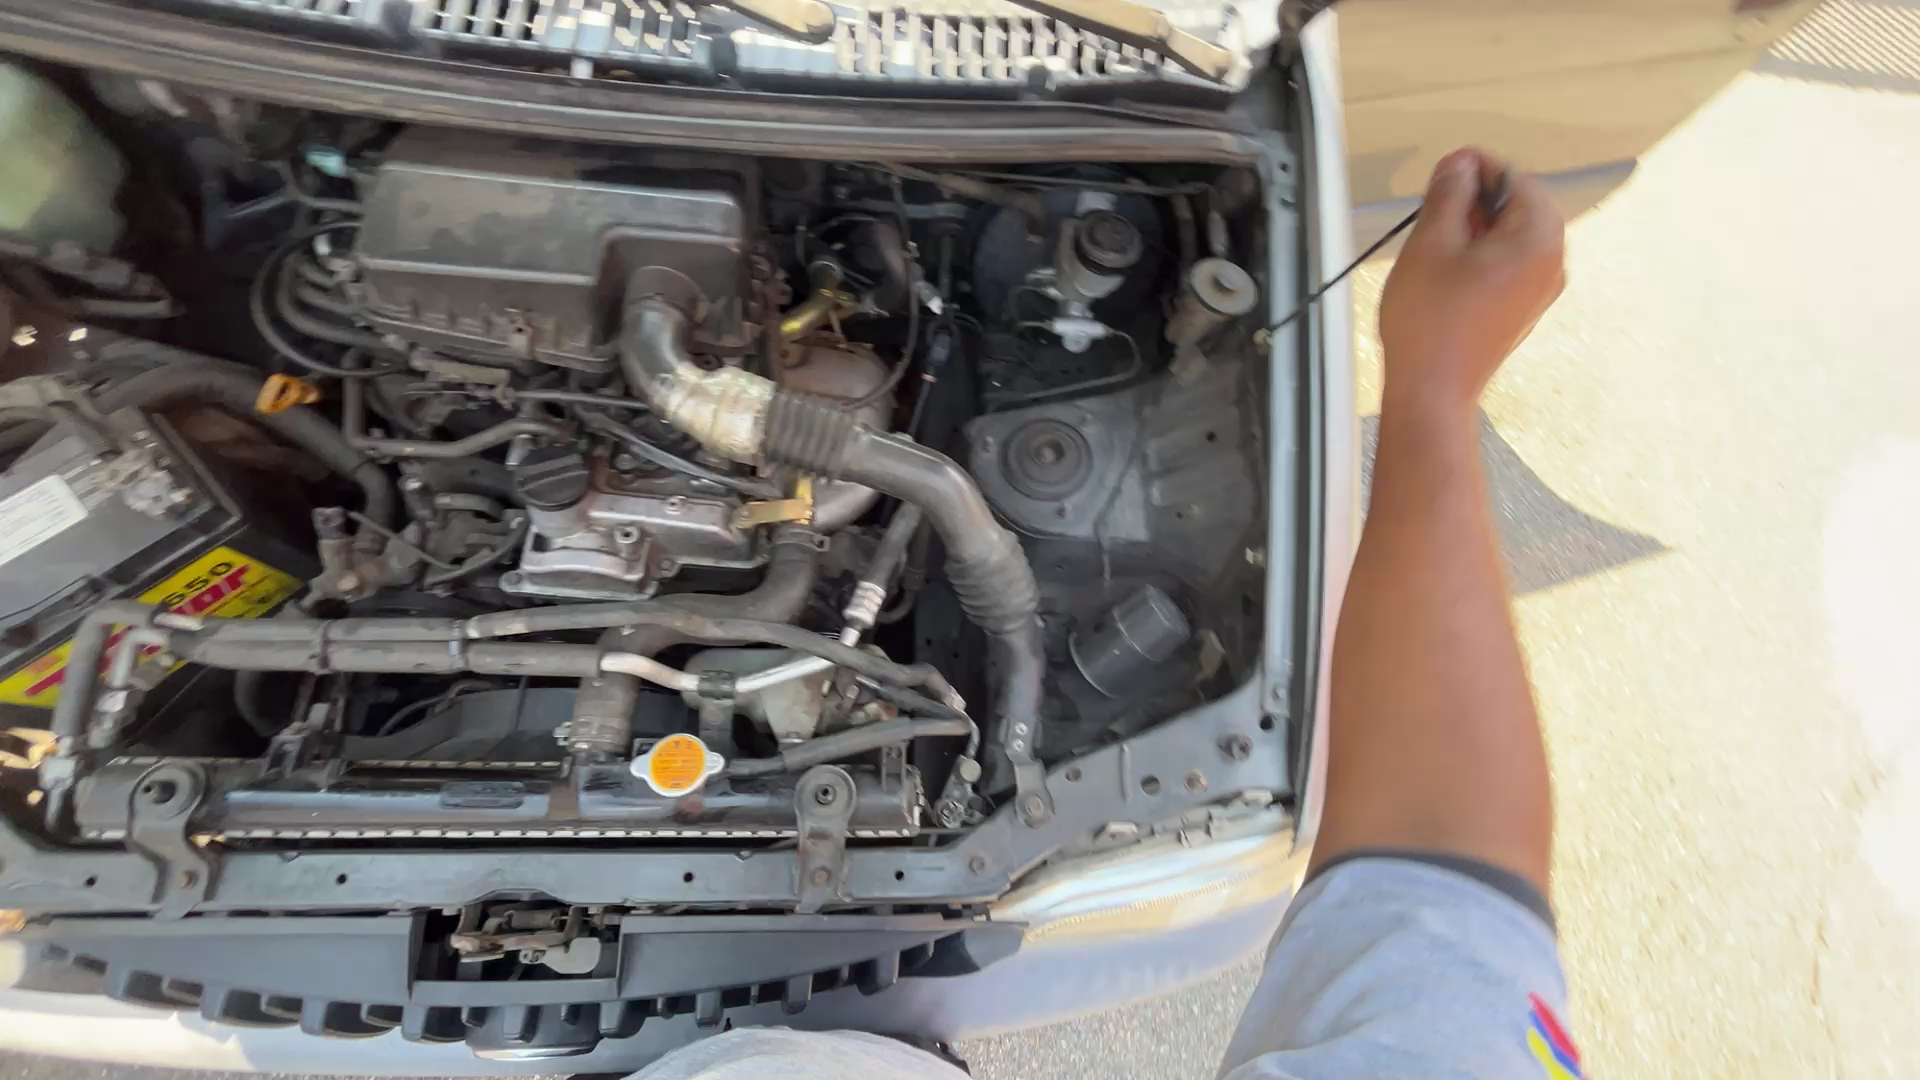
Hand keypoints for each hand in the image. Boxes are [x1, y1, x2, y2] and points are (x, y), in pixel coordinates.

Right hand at [1378, 148, 1565, 416]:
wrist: (1432, 390)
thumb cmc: (1427, 318)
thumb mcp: (1429, 246)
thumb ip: (1447, 197)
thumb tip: (1459, 163)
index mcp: (1539, 236)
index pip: (1514, 180)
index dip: (1475, 170)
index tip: (1440, 172)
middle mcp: (1554, 260)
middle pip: (1516, 211)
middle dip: (1473, 206)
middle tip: (1428, 215)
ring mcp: (1541, 291)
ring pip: (1510, 242)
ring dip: (1474, 236)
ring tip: (1432, 250)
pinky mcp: (1523, 313)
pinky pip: (1506, 270)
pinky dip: (1479, 263)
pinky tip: (1445, 280)